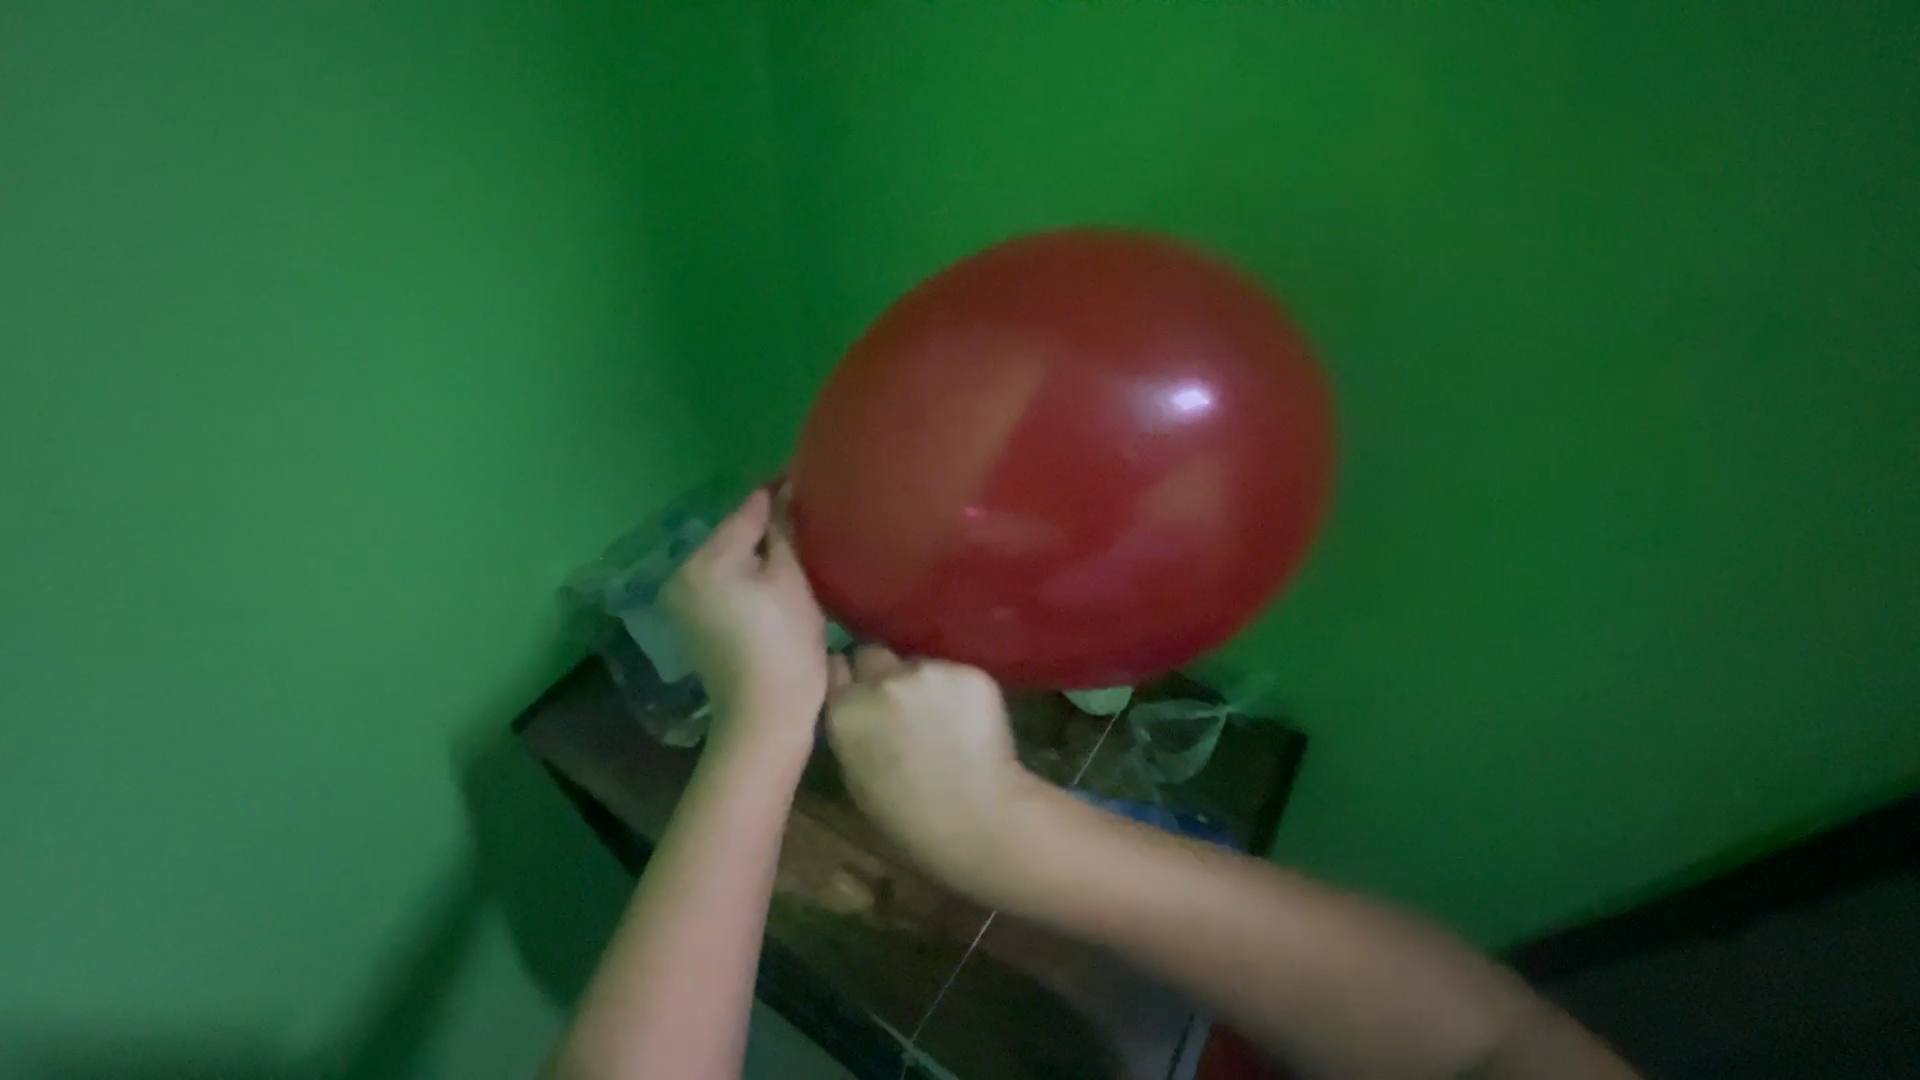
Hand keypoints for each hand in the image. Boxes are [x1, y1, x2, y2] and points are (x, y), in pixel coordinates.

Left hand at [664, 489, 828, 752]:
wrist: (763, 717)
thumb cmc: (786, 645)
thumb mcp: (792, 579)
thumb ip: (785, 529)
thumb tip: (786, 489)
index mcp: (706, 559)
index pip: (747, 509)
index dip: (778, 491)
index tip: (808, 476)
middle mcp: (683, 573)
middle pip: (733, 534)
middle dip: (767, 523)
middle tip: (809, 513)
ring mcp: (682, 600)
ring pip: (728, 558)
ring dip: (757, 549)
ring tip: (797, 543)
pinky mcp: (691, 623)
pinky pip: (721, 582)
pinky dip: (745, 575)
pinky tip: (773, 578)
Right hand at [824, 646, 1045, 900]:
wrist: (978, 820)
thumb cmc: (909, 818)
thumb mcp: (857, 776)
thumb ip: (851, 729)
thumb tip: (857, 708)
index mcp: (846, 710)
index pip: (837, 666)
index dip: (850, 678)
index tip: (860, 689)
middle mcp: (882, 680)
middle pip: (874, 654)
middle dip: (883, 672)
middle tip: (902, 701)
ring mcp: (927, 671)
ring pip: (919, 664)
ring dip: (925, 683)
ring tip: (943, 719)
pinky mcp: (968, 672)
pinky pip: (956, 673)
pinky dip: (960, 691)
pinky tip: (970, 721)